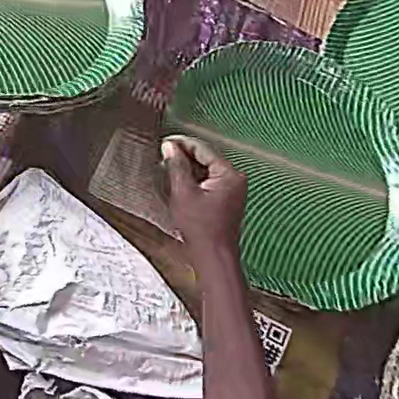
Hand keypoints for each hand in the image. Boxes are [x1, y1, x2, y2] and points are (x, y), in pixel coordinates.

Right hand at [162, 135, 246, 260]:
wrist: (213, 255)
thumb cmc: (200, 228)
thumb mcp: (183, 193)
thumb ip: (176, 166)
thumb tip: (169, 147)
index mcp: (229, 174)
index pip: (203, 149)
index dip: (182, 143)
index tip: (165, 142)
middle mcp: (234, 179)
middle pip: (206, 158)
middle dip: (184, 156)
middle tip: (163, 154)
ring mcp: (232, 190)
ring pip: (205, 170)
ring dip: (187, 168)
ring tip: (167, 169)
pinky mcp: (225, 200)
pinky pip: (207, 182)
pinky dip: (193, 180)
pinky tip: (178, 183)